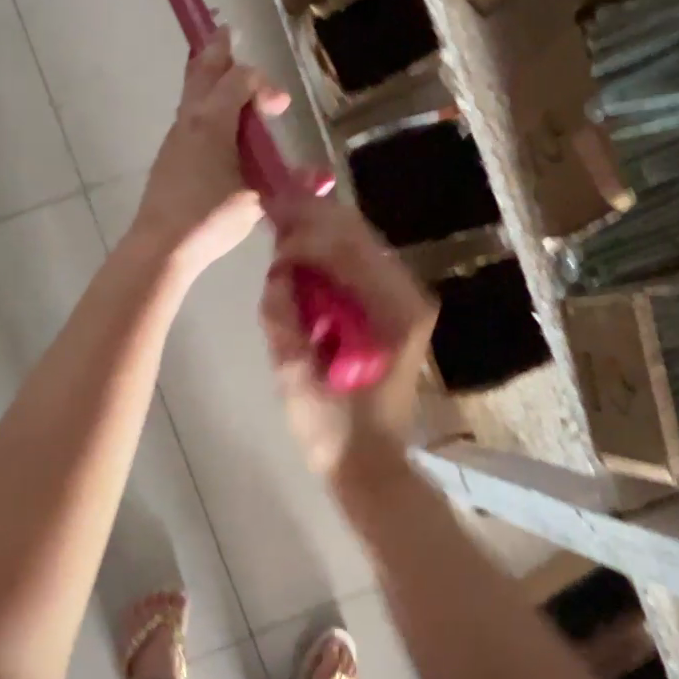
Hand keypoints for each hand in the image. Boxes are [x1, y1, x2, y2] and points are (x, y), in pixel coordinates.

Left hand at [129, 27, 292, 275]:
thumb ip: (288, 183)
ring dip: (208, 81)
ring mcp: (174, 140)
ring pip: (192, 96)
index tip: (281, 106)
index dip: (264, 84)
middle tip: (224, 31)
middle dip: (217, 52)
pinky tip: (214, 126)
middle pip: (203, 73)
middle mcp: (189, 121)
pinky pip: (189, 120)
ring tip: (220, 71)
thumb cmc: (209, 219)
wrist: (160, 247)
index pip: (239, 80)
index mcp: (212, 121)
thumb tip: (321, 177)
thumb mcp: (256, 200)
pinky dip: (203, 109)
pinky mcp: (168, 160)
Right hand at [260, 197, 437, 481]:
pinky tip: (301, 257)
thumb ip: (283, 320)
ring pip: (360, 250)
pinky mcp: (393, 317)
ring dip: (321, 237)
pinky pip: (359, 272)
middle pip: (358, 238)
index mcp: (394, 311)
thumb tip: (278, 274)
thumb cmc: (334, 431)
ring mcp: (404, 306)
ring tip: (282, 226)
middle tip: (273, 209)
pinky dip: (329, 260)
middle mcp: (408, 298)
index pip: (348, 247)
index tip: (270, 222)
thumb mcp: (297, 378)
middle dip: (314, 222)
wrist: (369, 469)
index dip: (306, 230)